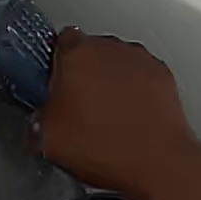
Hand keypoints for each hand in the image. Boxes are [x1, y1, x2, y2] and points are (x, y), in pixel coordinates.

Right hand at [38, 30, 200, 199]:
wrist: (157, 160)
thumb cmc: (103, 145)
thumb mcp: (49, 140)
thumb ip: (39, 118)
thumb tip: (40, 119)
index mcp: (77, 53)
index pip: (62, 39)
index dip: (59, 60)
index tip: (57, 81)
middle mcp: (109, 46)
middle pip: (91, 49)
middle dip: (85, 71)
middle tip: (81, 106)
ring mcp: (138, 56)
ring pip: (117, 60)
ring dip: (112, 78)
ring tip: (110, 115)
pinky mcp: (161, 70)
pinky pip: (142, 73)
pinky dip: (137, 87)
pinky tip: (134, 114)